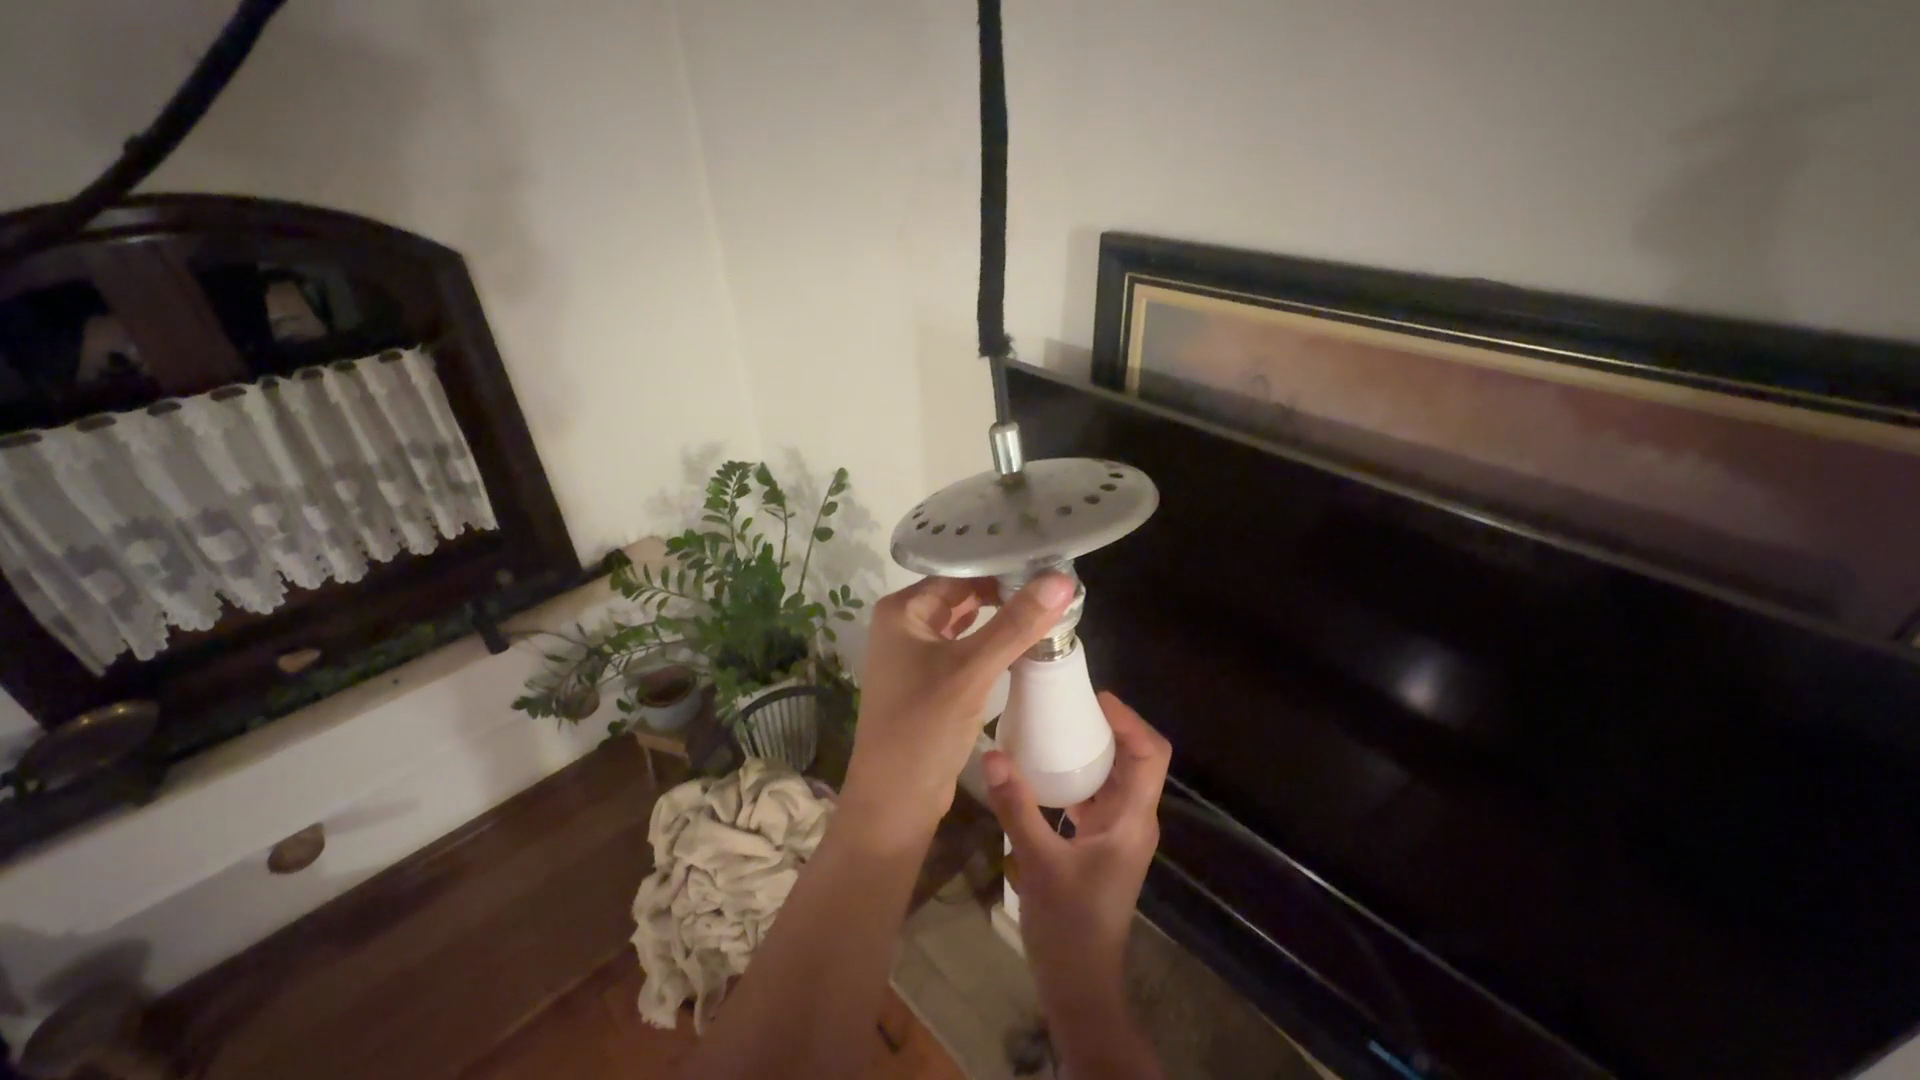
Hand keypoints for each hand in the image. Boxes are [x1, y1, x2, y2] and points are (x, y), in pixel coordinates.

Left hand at [841, 573, 1076, 842]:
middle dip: (1006, 594)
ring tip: (1050, 610)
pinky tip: (1026, 645)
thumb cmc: (924, 726)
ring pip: (967, 626)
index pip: (959, 573)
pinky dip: (994, 646)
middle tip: (1057, 587)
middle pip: (963, 597)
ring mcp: (916, 657)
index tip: (1048, 563)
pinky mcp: (931, 684)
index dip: (1001, 568)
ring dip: (1002, 621)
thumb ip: (1016, 624)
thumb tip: (1062, 580)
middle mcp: (904, 626)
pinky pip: (967, 652)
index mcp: (902, 611)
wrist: (896, 799)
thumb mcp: (973, 670)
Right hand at [983, 692, 1170, 994]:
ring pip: (1114, 778)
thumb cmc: (1069, 923)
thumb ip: (1017, 806)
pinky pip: (1094, 798)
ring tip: (1052, 727)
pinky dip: (1076, 777)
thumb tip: (992, 753)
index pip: (1151, 754)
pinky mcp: (1100, 846)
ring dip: (1091, 751)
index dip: (1130, 720)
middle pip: (1134, 760)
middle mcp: (1133, 821)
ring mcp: (1118, 835)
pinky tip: (1042, 772)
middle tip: (1066, 704)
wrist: (1078, 981)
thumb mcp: (1037, 860)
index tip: (1094, 698)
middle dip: (1107, 728)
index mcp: (1133, 819)